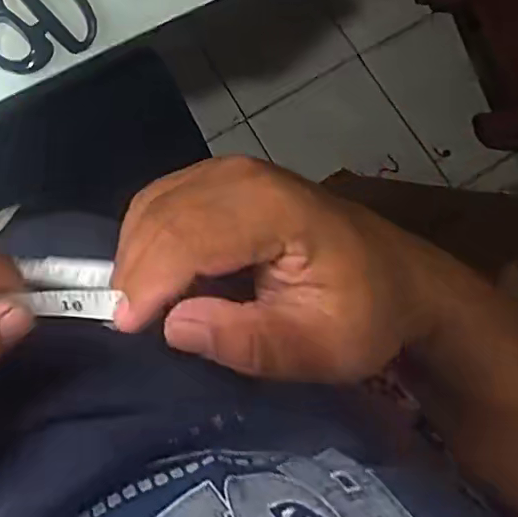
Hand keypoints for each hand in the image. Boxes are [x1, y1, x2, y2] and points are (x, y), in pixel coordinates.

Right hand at [112, 156, 442, 382]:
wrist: (392, 271)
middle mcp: (237, 174)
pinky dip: (144, 237)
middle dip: (134, 269)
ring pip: (151, 203)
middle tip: (124, 322)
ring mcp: (222, 168)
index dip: (151, 279)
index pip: (189, 236)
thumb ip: (250, 343)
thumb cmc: (365, 312)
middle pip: (161, 214)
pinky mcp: (212, 176)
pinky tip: (151, 273)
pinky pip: (159, 200)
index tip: (125, 325)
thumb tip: (172, 326)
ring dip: (134, 253)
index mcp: (270, 206)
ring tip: (137, 304)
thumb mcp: (324, 348)